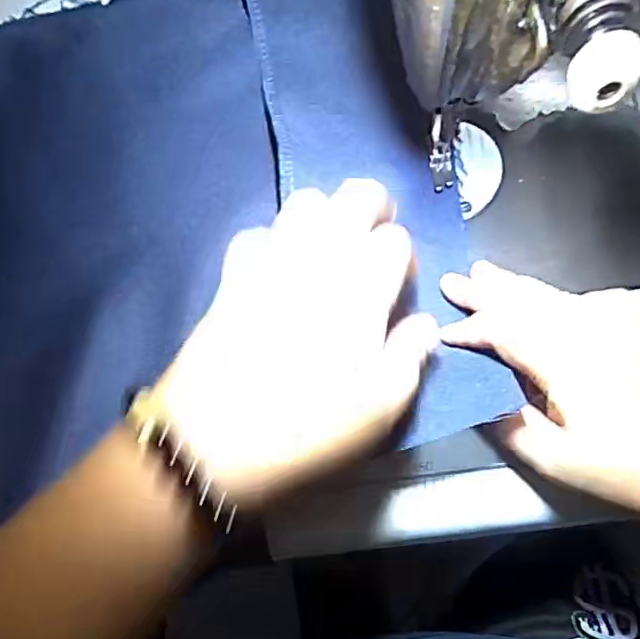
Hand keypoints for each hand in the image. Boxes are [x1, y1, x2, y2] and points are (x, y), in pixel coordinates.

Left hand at [142, 180, 439, 508]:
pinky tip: (281, 271)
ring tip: (332, 252)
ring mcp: (270, 260)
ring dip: (328, 215)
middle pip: (353, 196)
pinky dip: (278, 240)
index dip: (403, 259)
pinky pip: (259, 232)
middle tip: (374, 245)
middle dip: (373, 210)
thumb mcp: (381, 408)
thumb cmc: (310, 428)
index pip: (395, 239)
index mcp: (362, 287)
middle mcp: (318, 257)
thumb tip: (424, 324)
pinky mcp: (232, 274)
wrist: (215, 442)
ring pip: (304, 202)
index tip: (398, 290)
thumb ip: (411, 357)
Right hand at [440, 261, 639, 537]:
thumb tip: (484, 405)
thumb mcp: (556, 461)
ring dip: (521, 288)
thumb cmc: (625, 469)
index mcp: (565, 360)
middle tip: (458, 279)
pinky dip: (557, 298)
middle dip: (490, 290)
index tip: (446, 333)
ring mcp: (621, 328)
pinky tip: (552, 300)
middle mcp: (591, 331)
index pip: (506, 330)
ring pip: (559, 297)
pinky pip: (588, 303)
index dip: (472, 329)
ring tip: (493, 275)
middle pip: (531, 301)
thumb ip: (512, 428)